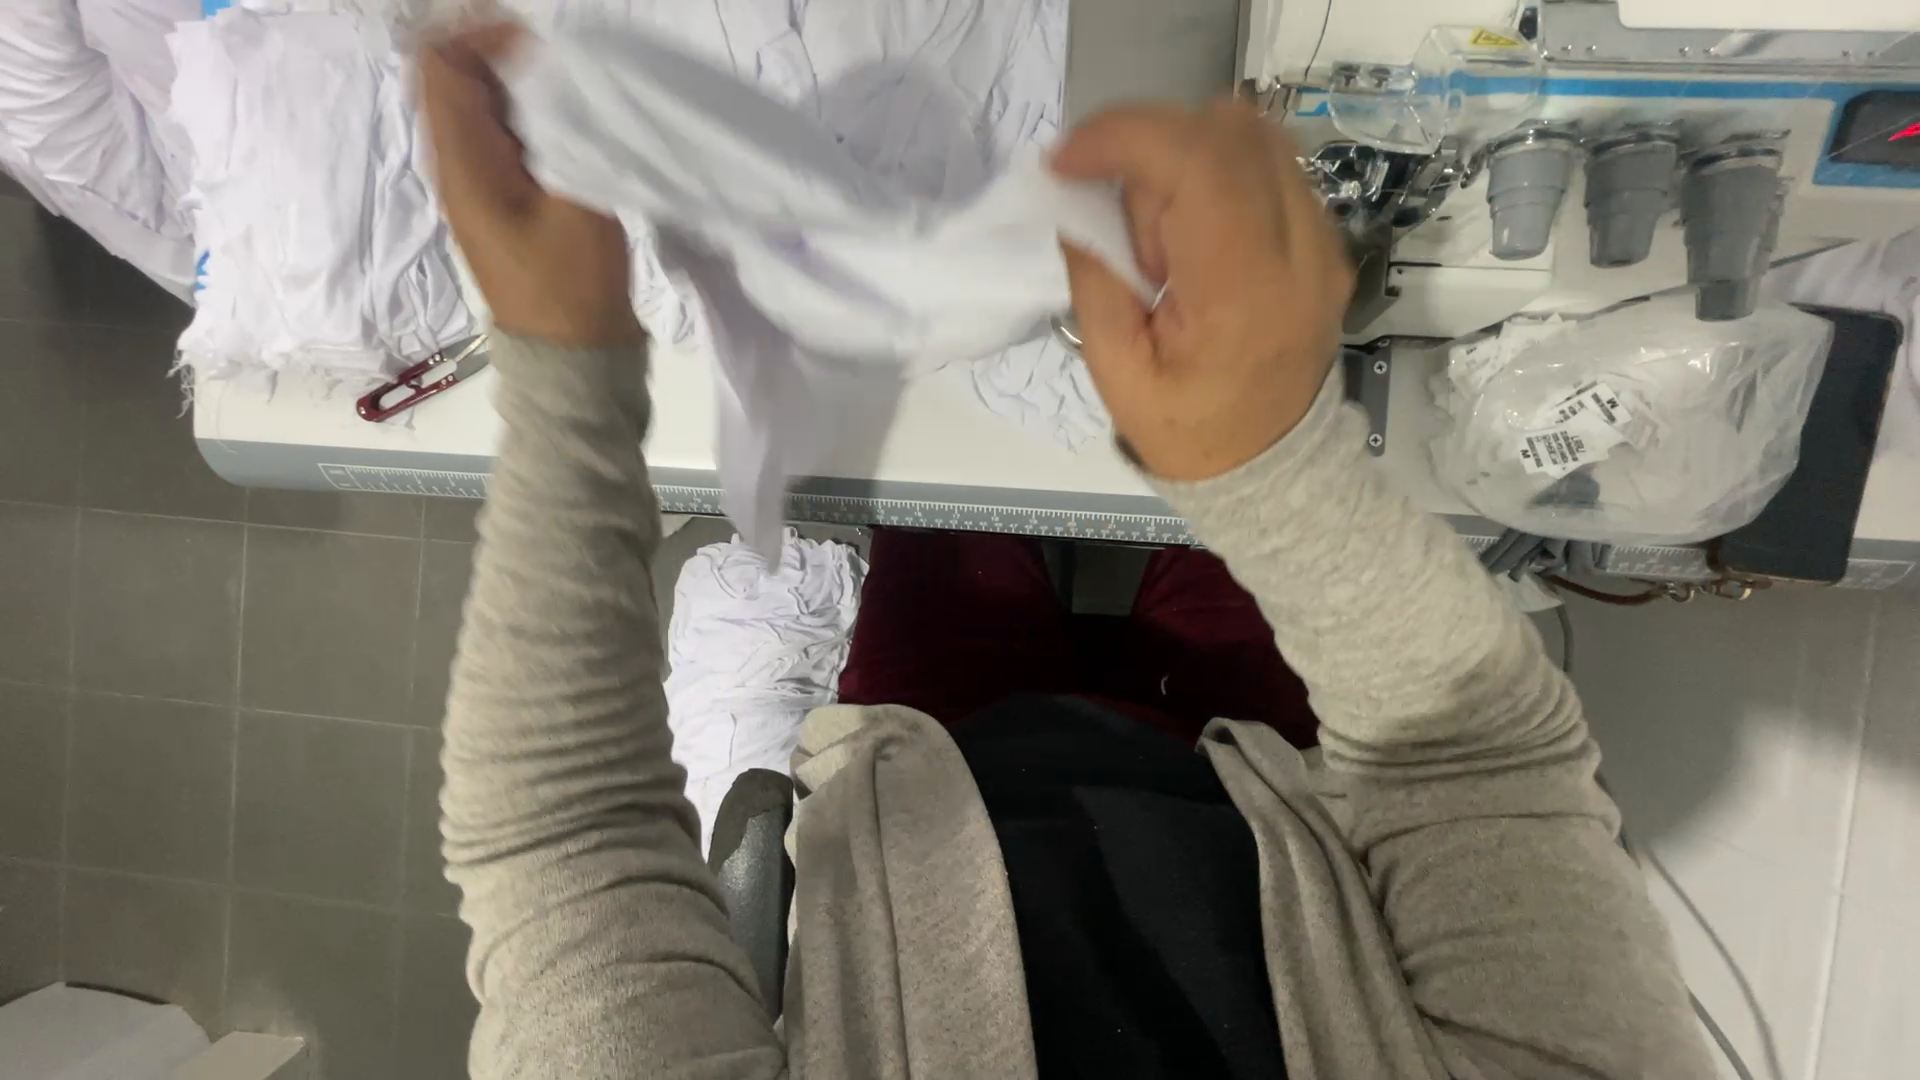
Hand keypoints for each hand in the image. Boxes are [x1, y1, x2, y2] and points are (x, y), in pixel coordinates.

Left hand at [419, 24, 641, 346]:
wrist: (574, 358)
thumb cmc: (573, 285)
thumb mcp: (576, 203)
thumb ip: (564, 135)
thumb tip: (558, 80)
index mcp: (461, 161)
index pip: (442, 61)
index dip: (487, 37)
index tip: (547, 50)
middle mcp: (458, 168)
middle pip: (462, 83)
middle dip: (512, 66)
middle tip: (570, 80)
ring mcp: (482, 191)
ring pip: (489, 115)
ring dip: (528, 102)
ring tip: (578, 111)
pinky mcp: (509, 210)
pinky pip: (509, 148)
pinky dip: (537, 133)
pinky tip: (575, 146)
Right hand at [1053, 101, 1353, 481]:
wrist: (1265, 462)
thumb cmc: (1183, 427)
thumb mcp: (1115, 370)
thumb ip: (1096, 277)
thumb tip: (1080, 198)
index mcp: (1242, 295)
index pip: (1197, 163)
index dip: (1123, 137)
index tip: (1066, 160)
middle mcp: (1301, 251)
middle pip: (1227, 132)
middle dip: (1148, 151)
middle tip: (1118, 221)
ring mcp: (1325, 240)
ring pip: (1253, 134)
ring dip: (1182, 157)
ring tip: (1158, 231)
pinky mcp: (1327, 237)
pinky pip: (1271, 162)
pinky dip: (1214, 170)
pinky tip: (1191, 230)